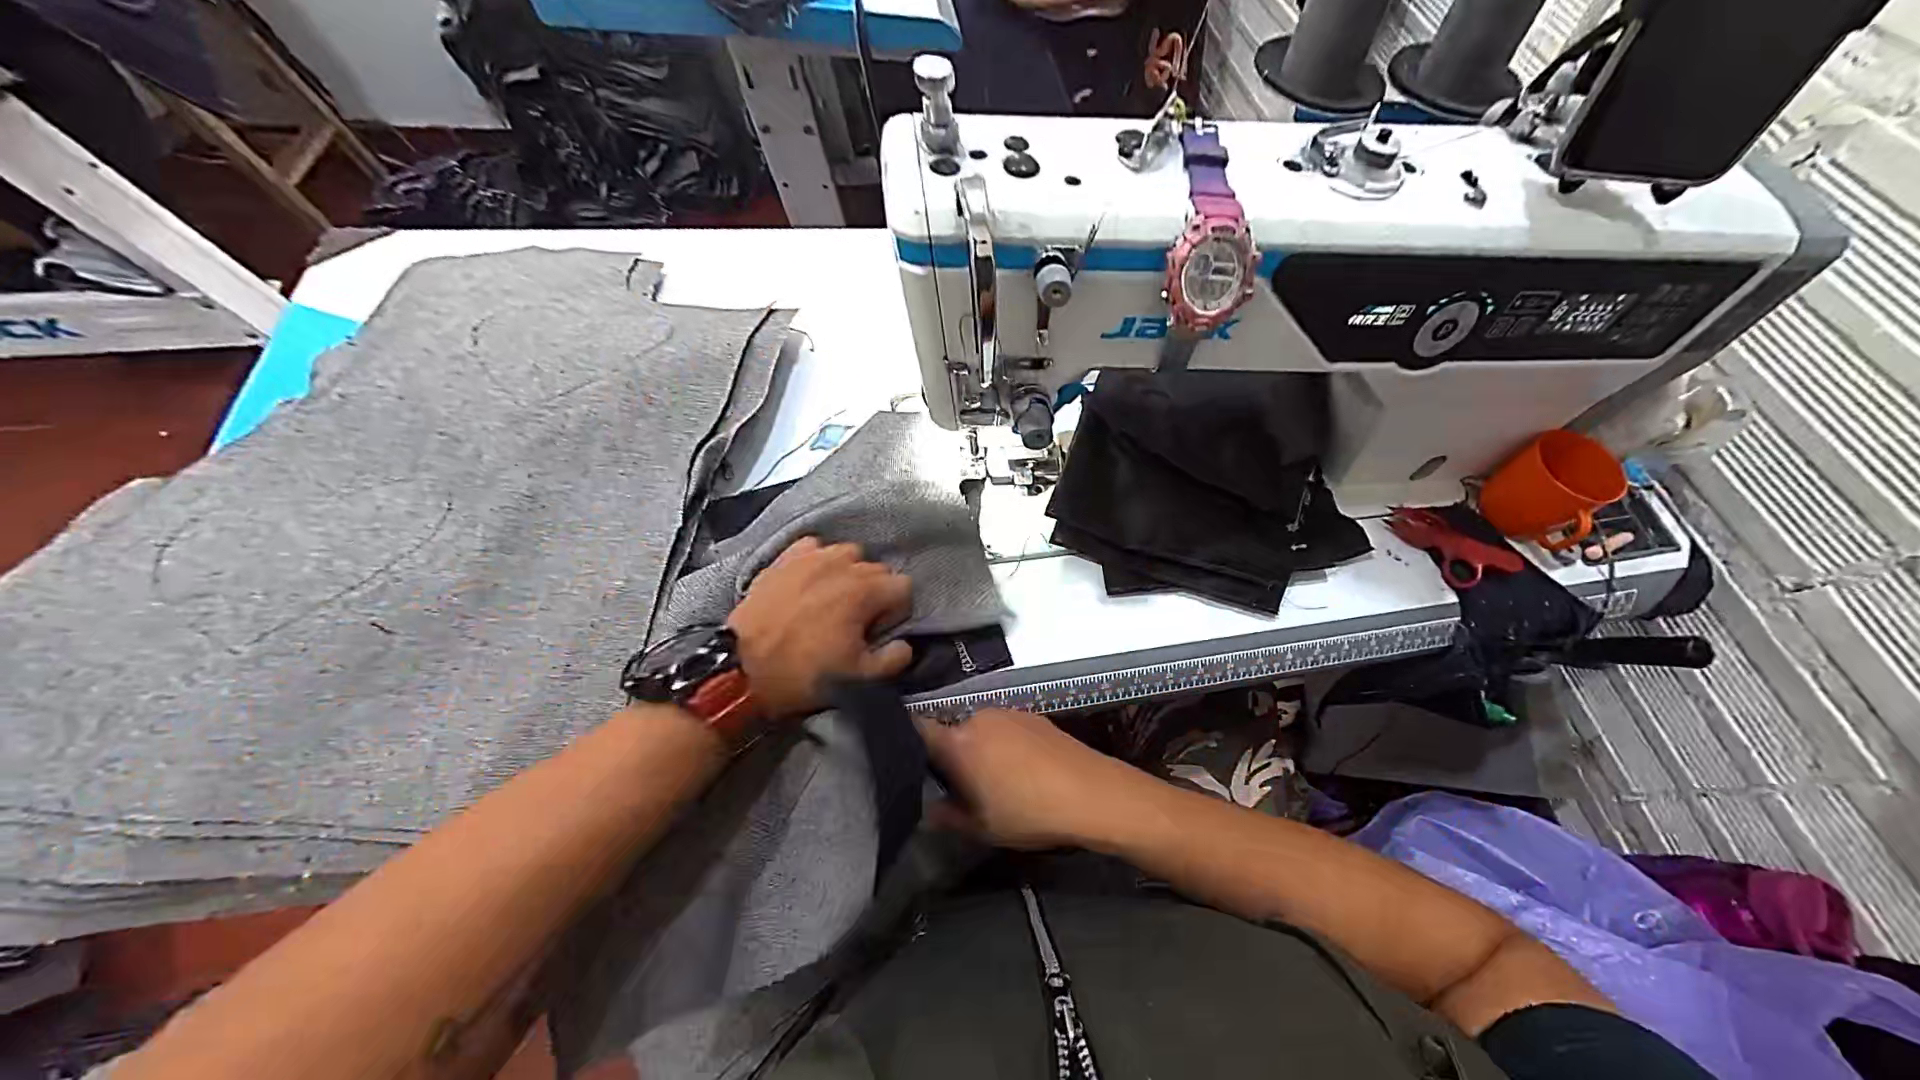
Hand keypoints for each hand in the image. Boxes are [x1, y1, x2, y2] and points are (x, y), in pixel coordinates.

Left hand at [727, 537, 913, 719]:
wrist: (741, 669)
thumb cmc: (804, 673)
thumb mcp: (860, 679)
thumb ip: (894, 659)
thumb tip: (904, 644)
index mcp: (866, 591)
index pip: (903, 587)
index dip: (895, 612)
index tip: (876, 632)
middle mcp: (844, 564)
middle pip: (877, 569)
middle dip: (874, 593)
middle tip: (854, 622)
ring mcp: (812, 557)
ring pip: (848, 553)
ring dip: (848, 573)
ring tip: (832, 598)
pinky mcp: (784, 558)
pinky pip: (813, 547)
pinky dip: (817, 560)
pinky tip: (809, 580)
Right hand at [916, 708, 1158, 850]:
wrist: (1091, 793)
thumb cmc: (1029, 813)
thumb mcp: (981, 827)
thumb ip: (946, 817)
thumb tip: (927, 809)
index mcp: (958, 742)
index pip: (918, 729)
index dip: (909, 743)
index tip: (911, 763)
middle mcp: (978, 718)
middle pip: (951, 731)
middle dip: (951, 754)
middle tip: (960, 784)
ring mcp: (1008, 712)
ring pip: (979, 729)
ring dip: (979, 748)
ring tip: (996, 778)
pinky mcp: (1032, 714)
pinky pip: (1005, 727)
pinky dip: (1004, 743)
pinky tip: (1022, 768)